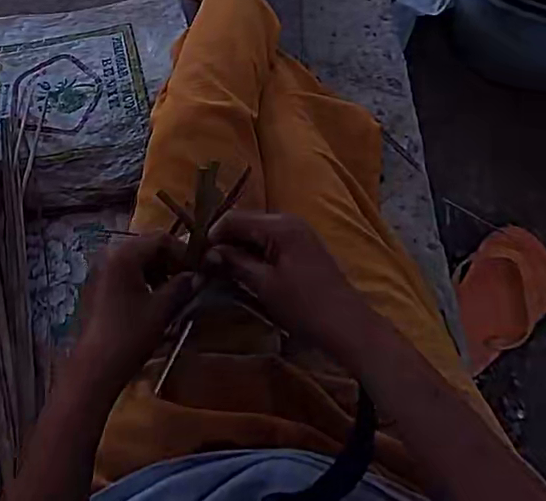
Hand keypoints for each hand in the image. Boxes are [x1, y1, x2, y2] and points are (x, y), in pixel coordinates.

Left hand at [69, 232, 198, 390]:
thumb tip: (197, 275)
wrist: (95, 367)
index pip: (160, 238)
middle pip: (147, 246)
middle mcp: (109, 254)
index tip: (199, 268)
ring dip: (158, 270)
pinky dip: (143, 278)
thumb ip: (181, 286)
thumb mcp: (160, 310)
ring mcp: (101, 268)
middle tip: (190, 279)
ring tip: (175, 290)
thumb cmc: (129, 336)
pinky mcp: (98, 283)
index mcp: (124, 254)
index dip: (182, 251)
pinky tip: (154, 297)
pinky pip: (125, 270)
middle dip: (170, 261)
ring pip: (137, 258)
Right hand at [206, 210, 383, 369]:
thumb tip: (209, 252)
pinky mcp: (301, 246)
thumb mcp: (265, 285)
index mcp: (279, 225)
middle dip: (224, 240)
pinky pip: (269, 241)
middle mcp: (288, 220)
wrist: (350, 328)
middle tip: (204, 262)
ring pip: (256, 232)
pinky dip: (253, 252)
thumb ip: (235, 263)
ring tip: (219, 268)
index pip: (234, 218)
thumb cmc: (305, 306)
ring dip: (238, 247)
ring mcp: (297, 232)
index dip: (212, 234)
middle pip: (245, 222)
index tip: (195, 253)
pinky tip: (243, 270)